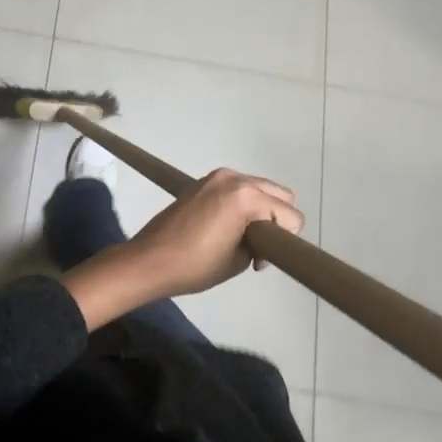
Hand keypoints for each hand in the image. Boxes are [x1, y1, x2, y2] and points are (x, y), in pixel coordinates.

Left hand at [61, 168, 303, 330]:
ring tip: (242, 238)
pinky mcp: (202, 182)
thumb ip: (261, 244)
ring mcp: (216, 177)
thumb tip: (261, 241)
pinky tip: (227, 226)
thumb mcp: (240, 260)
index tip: (260, 259)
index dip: (284, 241)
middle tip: (257, 246)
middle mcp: (233, 178)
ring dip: (260, 210)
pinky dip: (242, 204)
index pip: (290, 215)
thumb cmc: (196, 264)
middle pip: (279, 194)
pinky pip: (237, 188)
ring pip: (258, 188)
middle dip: (276, 219)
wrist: (151, 259)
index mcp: (245, 196)